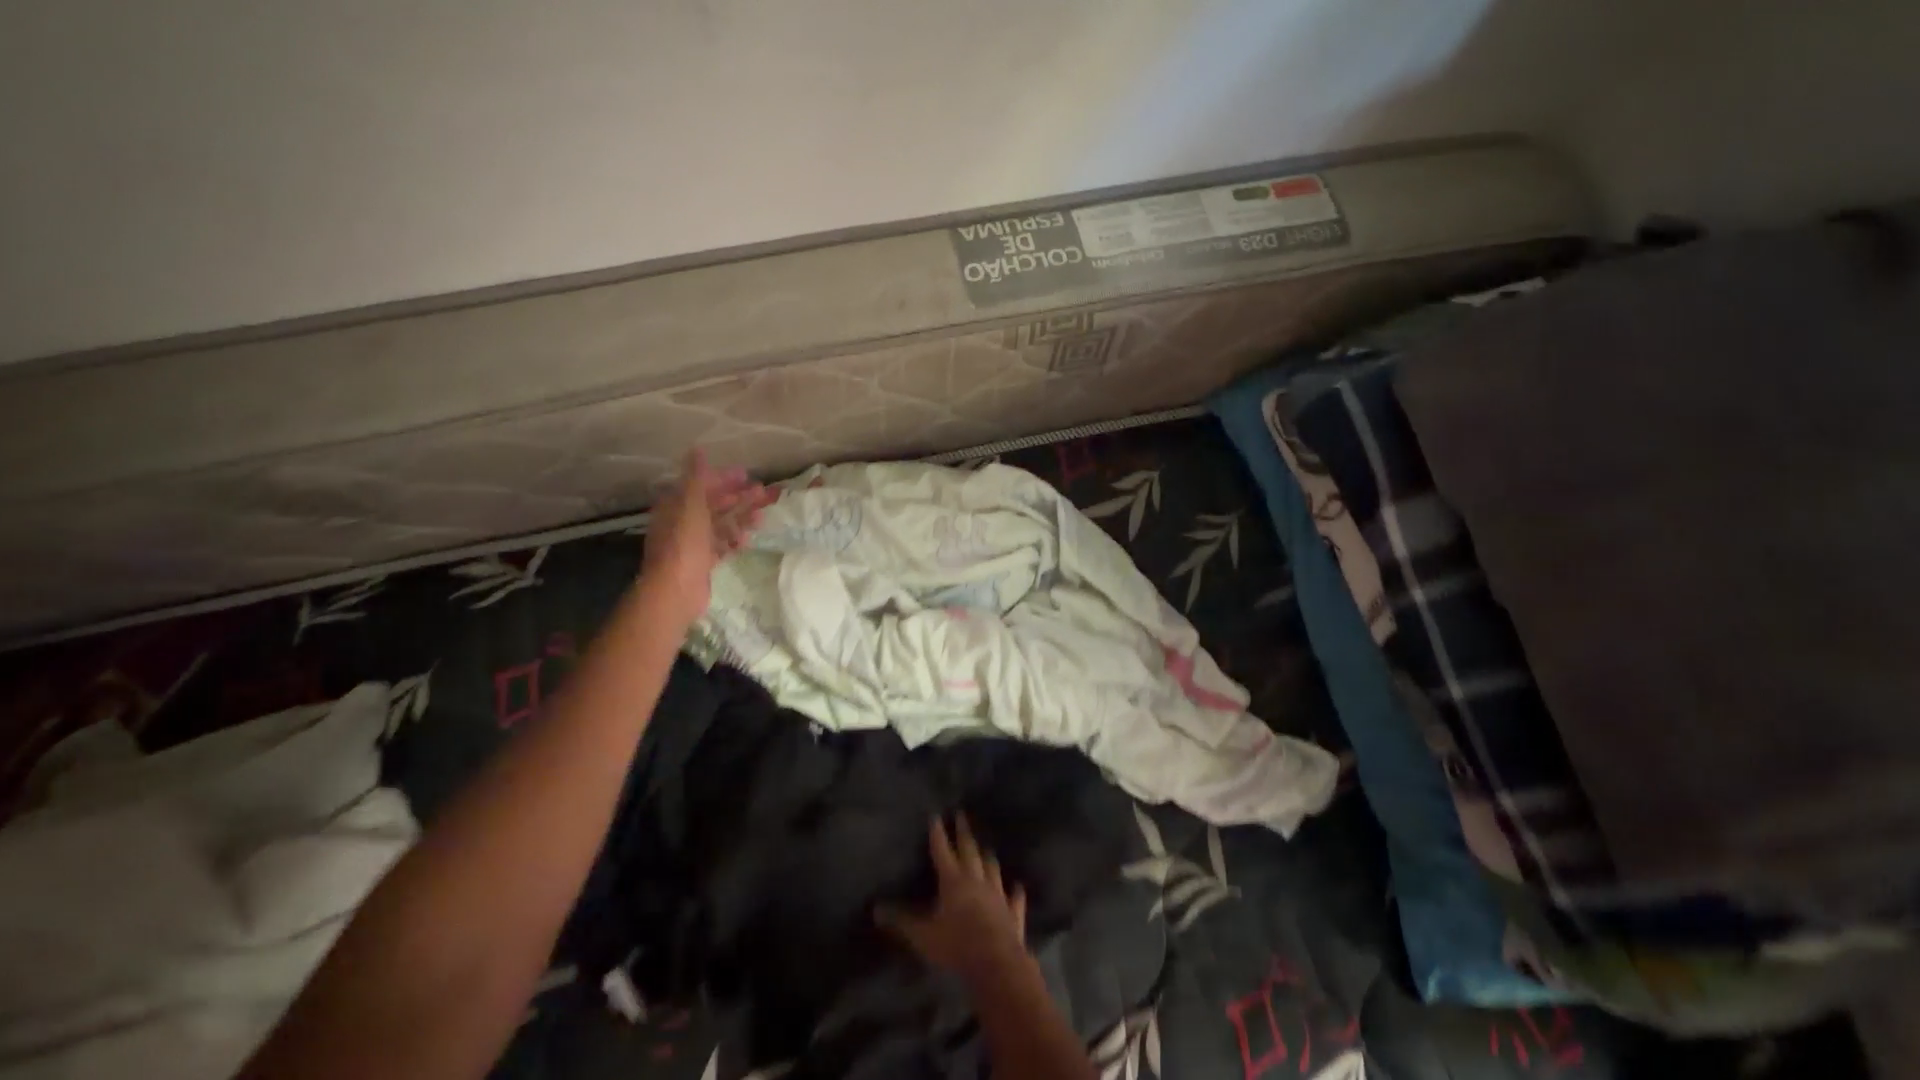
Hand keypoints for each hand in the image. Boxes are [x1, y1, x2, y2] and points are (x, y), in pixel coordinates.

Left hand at [640, 449, 770, 626]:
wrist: (675, 591)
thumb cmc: (683, 545)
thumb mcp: (691, 506)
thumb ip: (696, 478)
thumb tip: (697, 450)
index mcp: (676, 505)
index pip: (702, 485)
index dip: (724, 479)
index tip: (748, 476)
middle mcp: (682, 521)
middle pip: (715, 504)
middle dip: (739, 498)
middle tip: (766, 494)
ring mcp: (692, 543)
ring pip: (721, 525)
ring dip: (741, 519)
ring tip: (762, 517)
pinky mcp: (702, 561)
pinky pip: (721, 545)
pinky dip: (734, 540)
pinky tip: (747, 540)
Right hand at [877, 816, 1029, 980]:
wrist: (997, 963)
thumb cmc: (956, 945)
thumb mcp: (922, 935)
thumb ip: (900, 921)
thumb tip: (876, 909)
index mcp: (953, 881)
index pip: (942, 851)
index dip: (938, 834)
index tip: (936, 816)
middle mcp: (977, 881)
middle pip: (970, 851)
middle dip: (964, 832)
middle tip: (961, 816)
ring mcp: (998, 895)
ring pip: (992, 869)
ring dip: (987, 857)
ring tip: (985, 847)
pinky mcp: (1013, 912)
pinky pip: (1015, 898)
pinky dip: (1015, 891)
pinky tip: (1017, 886)